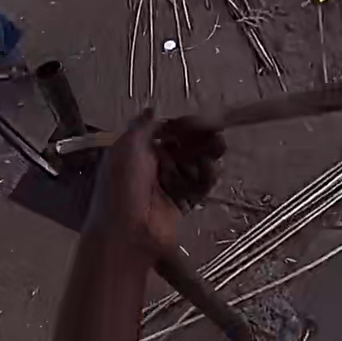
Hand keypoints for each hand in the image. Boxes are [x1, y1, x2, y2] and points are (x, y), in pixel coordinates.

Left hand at [84, 111, 223, 260]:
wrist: (128, 232)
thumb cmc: (123, 186)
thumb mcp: (127, 148)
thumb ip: (143, 126)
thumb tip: (152, 107)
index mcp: (138, 151)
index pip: (167, 133)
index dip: (185, 126)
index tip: (203, 122)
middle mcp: (154, 167)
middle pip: (184, 148)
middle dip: (201, 141)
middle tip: (218, 135)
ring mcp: (169, 186)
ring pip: (194, 166)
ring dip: (206, 157)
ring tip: (218, 151)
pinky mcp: (182, 203)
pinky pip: (199, 187)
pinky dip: (207, 178)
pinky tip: (212, 171)